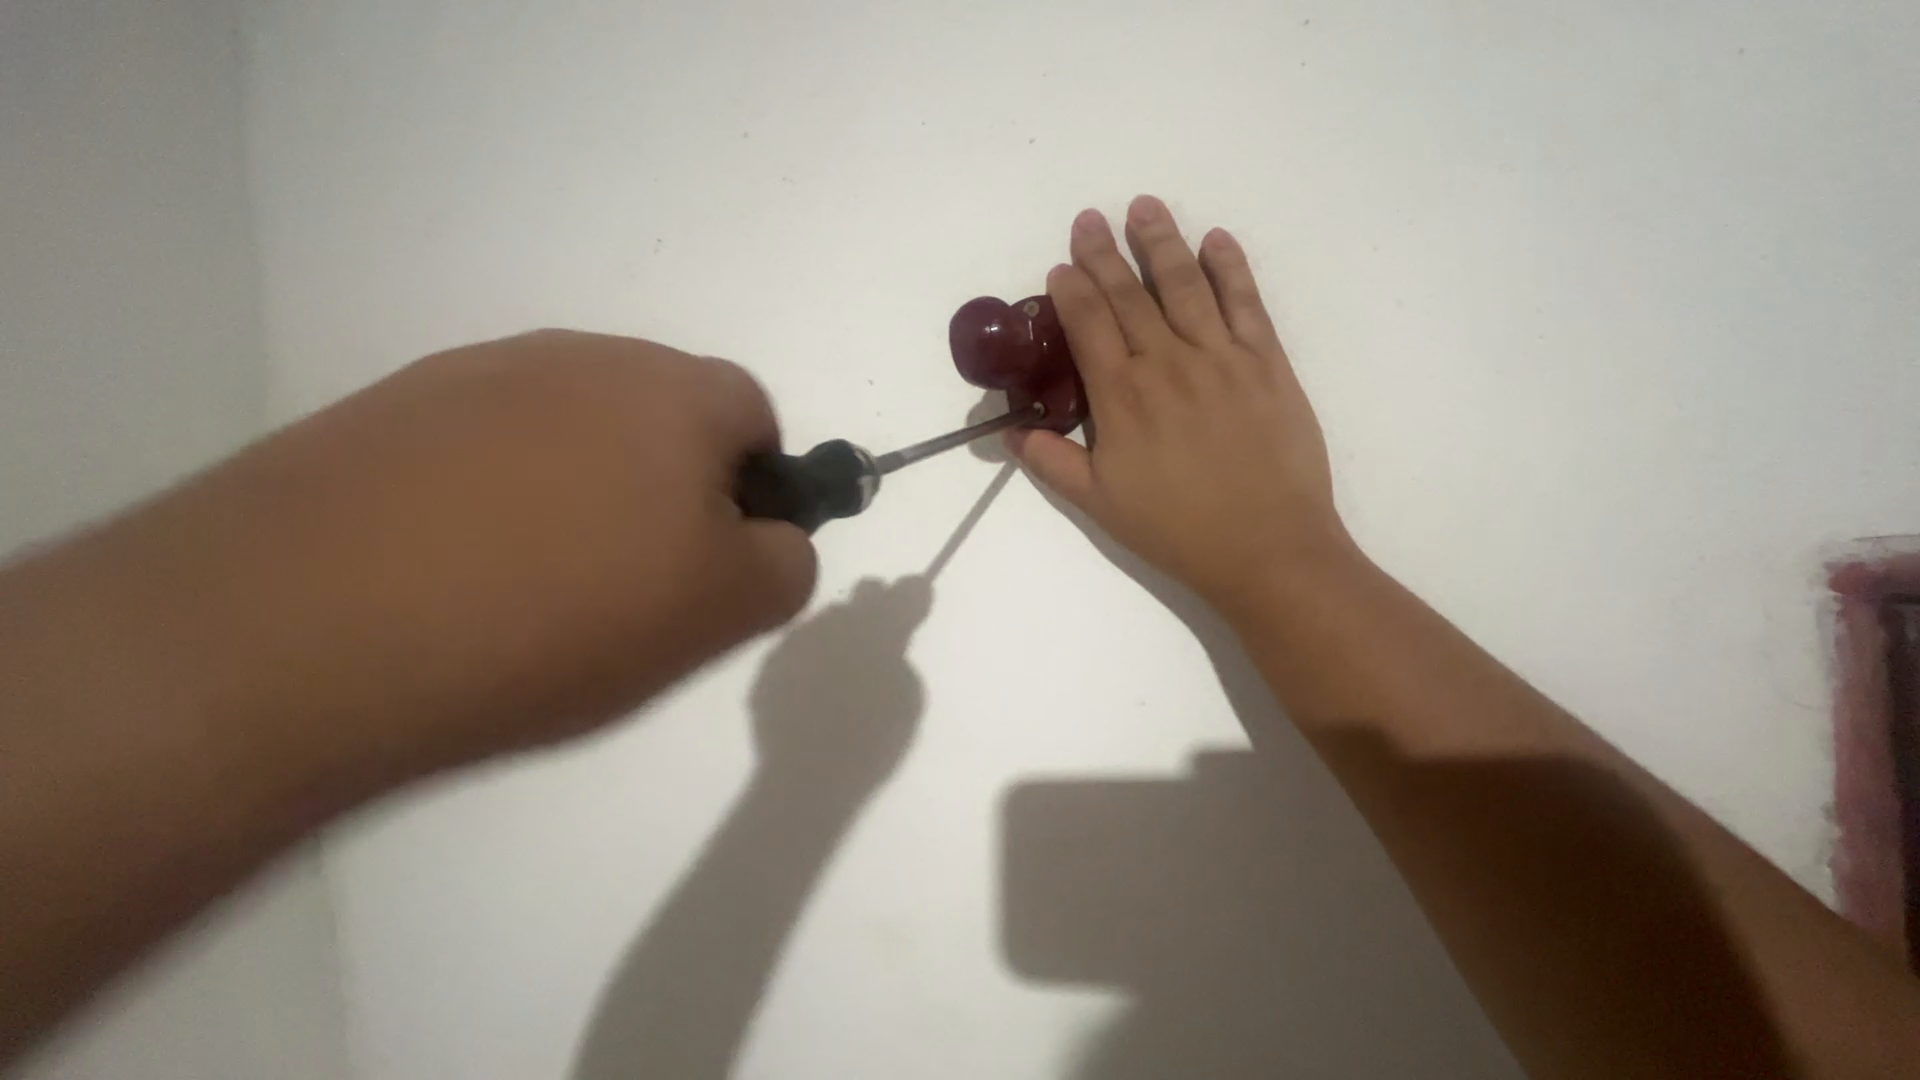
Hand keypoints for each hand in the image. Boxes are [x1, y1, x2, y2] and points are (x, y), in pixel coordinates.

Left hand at [41, 330, 815, 781]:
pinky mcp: (386, 414)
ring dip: (584, 494)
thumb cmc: (557, 617)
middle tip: (634, 586)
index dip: (754, 489)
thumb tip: (775, 539)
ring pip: (573, 434)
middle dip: (671, 491)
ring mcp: (473, 377)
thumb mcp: (720, 613)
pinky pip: (485, 452)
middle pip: (662, 418)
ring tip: (539, 587)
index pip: (755, 415)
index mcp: (671, 391)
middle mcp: (579, 359)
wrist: (301, 634)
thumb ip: (787, 564)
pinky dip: (499, 500)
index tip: (714, 562)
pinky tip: (461, 570)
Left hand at [749, 576, 930, 792]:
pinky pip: (794, 650)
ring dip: (835, 634)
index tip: (915, 600)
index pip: (904, 594)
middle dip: (872, 606)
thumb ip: (900, 664)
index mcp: (880, 632)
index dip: (912, 594)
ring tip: (838, 667)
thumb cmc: (872, 743)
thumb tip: (889, 652)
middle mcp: (837, 624)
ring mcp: (798, 641)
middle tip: (876, 632)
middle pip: (861, 594)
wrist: (807, 774)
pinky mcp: (769, 664)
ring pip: (824, 621)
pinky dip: (806, 661)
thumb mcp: (909, 703)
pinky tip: (808, 688)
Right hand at [1007, 197, 1356, 616]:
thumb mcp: (1098, 504)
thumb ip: (1051, 462)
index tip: (1061, 265)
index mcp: (1122, 397)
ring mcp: (1221, 357)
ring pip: (1185, 285)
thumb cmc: (1176, 529)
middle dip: (1105, 253)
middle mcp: (1168, 363)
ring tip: (1144, 206)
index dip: (1072, 290)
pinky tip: (1217, 240)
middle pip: (1130, 295)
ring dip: (1162, 242)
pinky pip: (1246, 303)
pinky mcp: (1267, 363)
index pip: (1089, 325)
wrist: (1266, 547)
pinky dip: (1230, 268)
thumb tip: (1012, 432)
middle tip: (1090, 217)